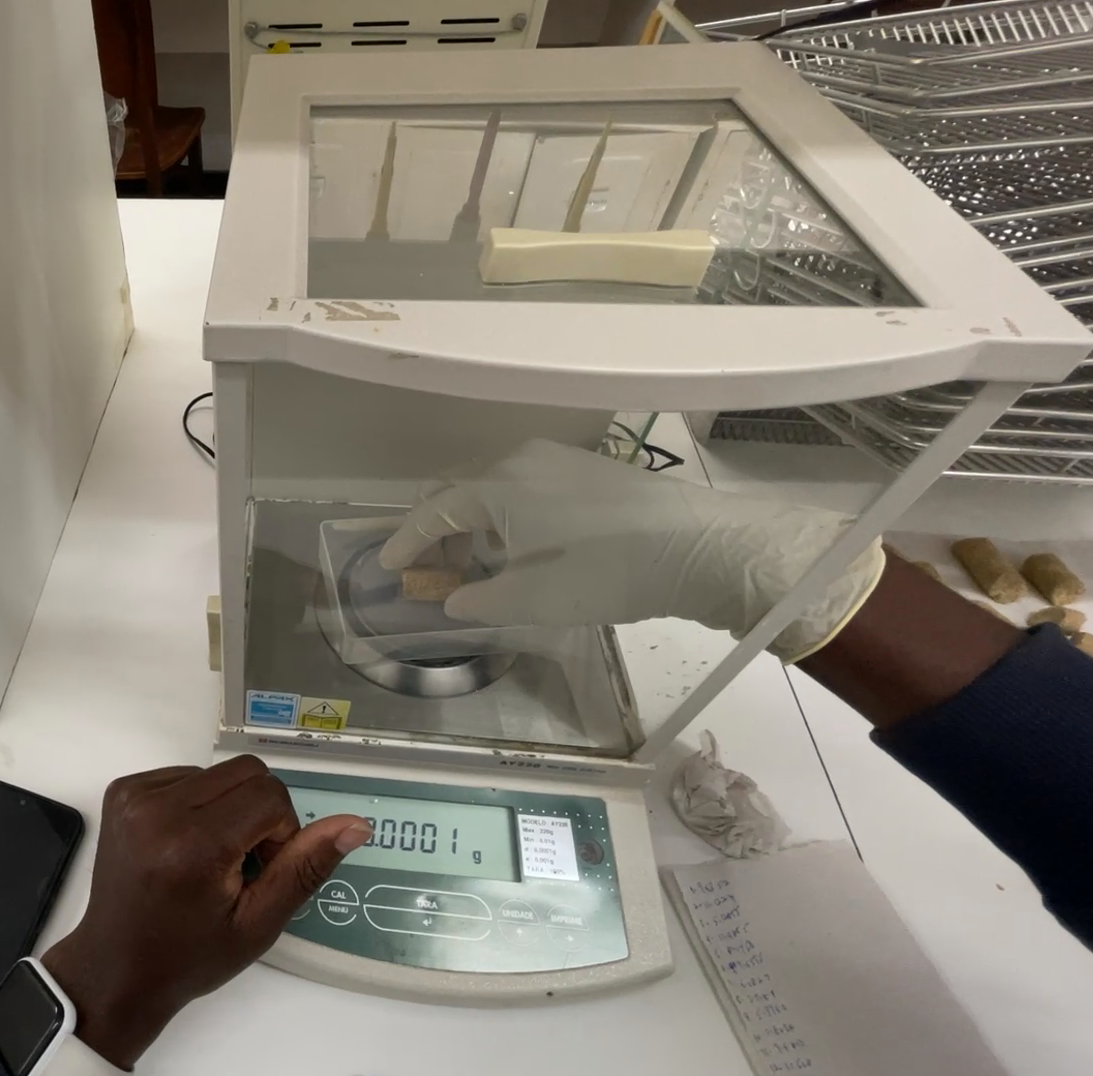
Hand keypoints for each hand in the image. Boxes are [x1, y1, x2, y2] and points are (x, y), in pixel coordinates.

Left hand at [41, 757, 370, 1068]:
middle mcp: (159, 808)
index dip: (279, 832)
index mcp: (194, 845)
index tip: (258, 871)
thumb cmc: (191, 955)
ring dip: (225, 806)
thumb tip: (356, 824)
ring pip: (217, 772)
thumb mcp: (259, 923)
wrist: (116, 968)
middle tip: (238, 864)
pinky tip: (183, 844)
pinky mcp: (122, 789)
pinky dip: (196, 802)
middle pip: (246, 773)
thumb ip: (305, 867)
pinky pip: (184, 774)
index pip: (270, 795)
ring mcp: (134, 794)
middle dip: (257, 813)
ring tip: (207, 858)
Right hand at [378, 439, 884, 661]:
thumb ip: (478, 601)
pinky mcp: (587, 467)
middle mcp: (518, 462)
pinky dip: (506, 515)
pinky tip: (525, 545)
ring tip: (482, 565)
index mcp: (495, 488)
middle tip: (438, 574)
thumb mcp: (530, 600)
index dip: (405, 542)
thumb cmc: (605, 572)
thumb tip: (453, 599)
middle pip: (457, 494)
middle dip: (438, 534)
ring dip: (474, 526)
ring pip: (493, 490)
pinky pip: (525, 487)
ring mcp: (556, 459)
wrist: (704, 546)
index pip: (432, 513)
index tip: (388, 566)